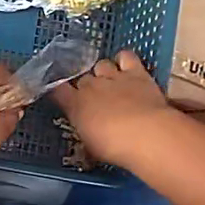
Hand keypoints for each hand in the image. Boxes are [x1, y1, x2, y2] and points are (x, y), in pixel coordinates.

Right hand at [50, 51, 182, 167]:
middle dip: (86, 86)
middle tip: (94, 99)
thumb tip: (86, 130)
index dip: (60, 92)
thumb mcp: (91, 146)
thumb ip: (85, 132)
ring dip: (103, 72)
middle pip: (82, 78)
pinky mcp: (136, 73)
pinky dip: (124, 60)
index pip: (58, 91)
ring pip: (101, 64)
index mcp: (75, 105)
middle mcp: (91, 86)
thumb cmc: (114, 147)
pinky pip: (126, 56)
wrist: (145, 134)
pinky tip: (126, 68)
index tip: (63, 98)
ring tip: (110, 82)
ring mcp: (114, 77)